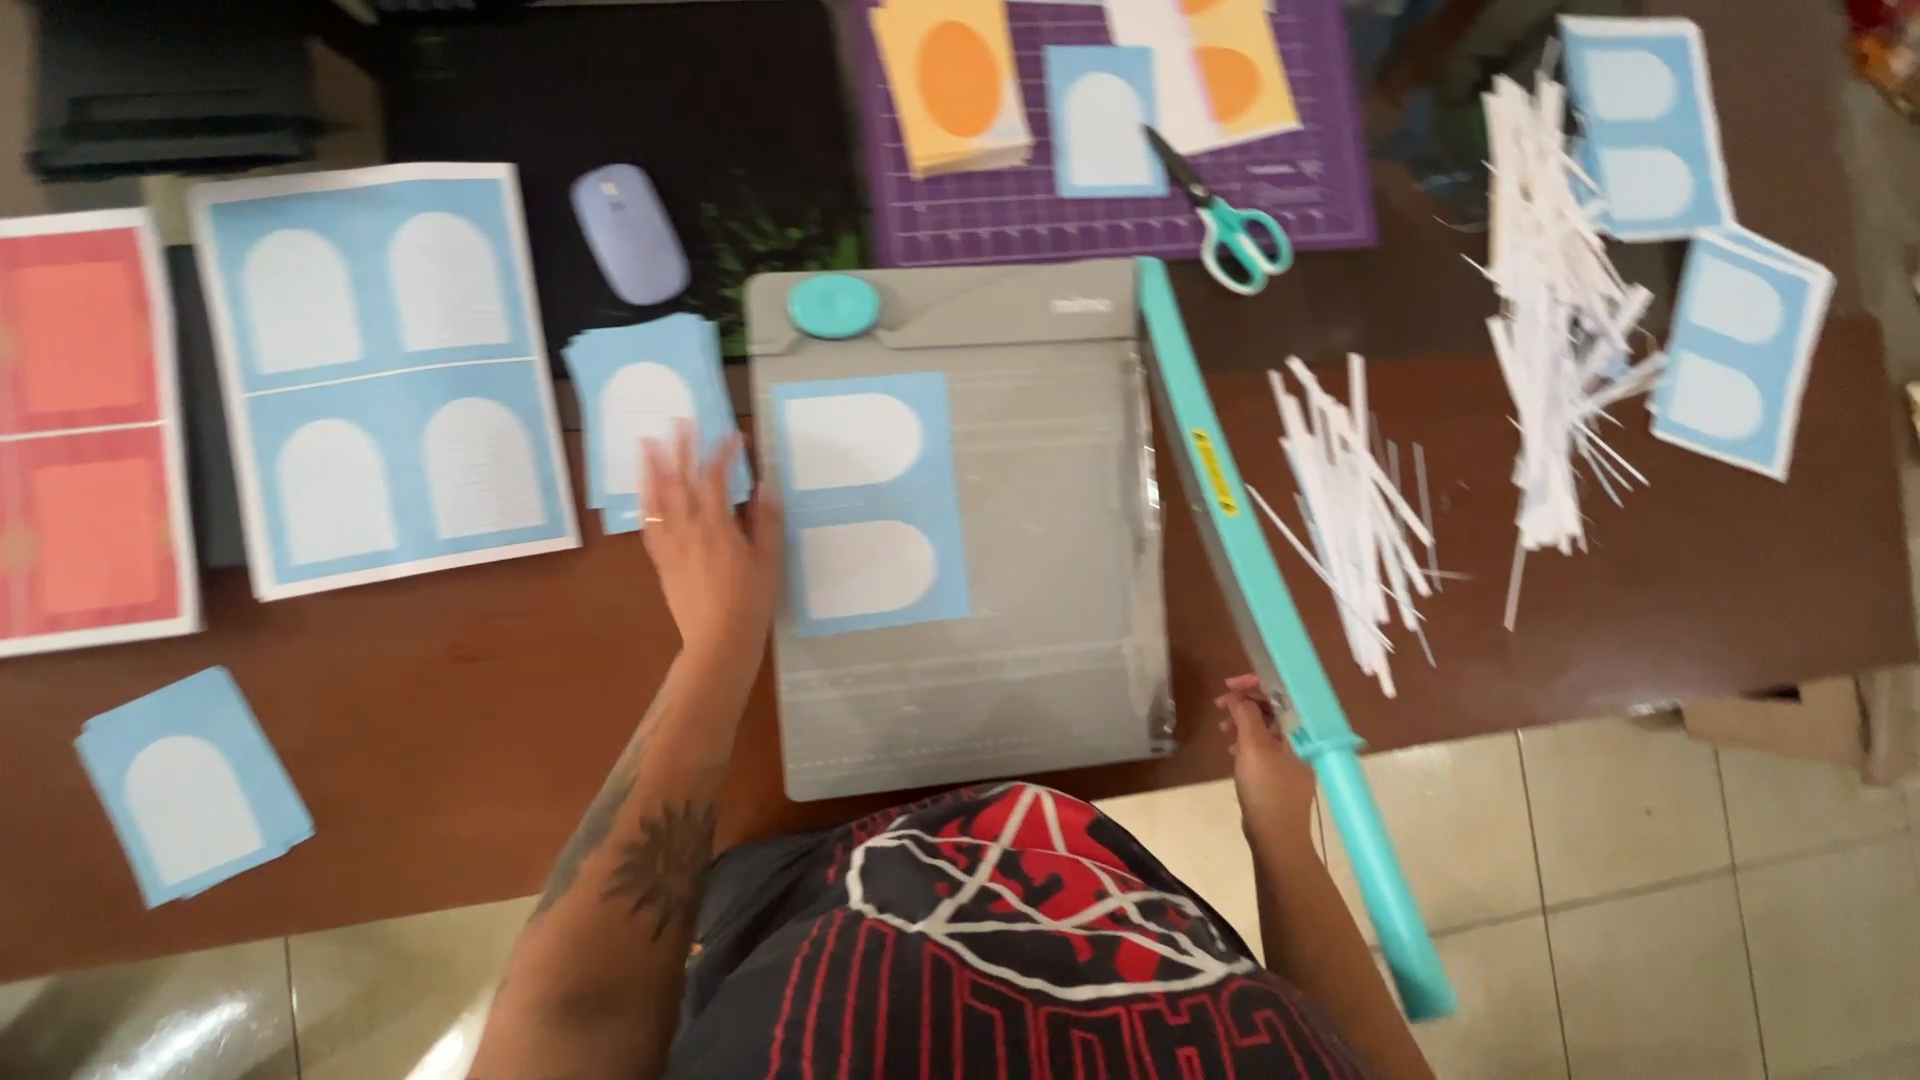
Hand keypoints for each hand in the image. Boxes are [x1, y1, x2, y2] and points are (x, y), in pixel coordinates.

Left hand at [639, 422, 782, 658]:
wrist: (719, 639)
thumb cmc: (751, 600)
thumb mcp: (769, 560)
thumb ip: (766, 522)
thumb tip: (764, 487)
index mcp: (717, 526)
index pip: (716, 479)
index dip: (723, 453)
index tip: (734, 436)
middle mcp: (689, 529)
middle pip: (680, 481)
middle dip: (679, 448)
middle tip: (677, 421)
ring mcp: (671, 545)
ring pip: (657, 499)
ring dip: (651, 469)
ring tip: (646, 444)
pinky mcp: (661, 561)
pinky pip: (649, 526)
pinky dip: (645, 505)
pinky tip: (643, 494)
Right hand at [1217, 675, 1317, 848]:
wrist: (1276, 836)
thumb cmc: (1267, 788)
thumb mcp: (1252, 747)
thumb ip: (1246, 715)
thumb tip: (1240, 697)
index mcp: (1301, 729)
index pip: (1282, 693)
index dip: (1254, 684)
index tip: (1228, 686)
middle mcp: (1302, 739)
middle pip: (1273, 708)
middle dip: (1245, 704)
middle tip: (1219, 707)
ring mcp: (1293, 757)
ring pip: (1266, 727)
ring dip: (1242, 722)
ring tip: (1222, 731)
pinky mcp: (1281, 773)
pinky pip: (1264, 746)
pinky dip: (1246, 742)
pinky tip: (1232, 752)